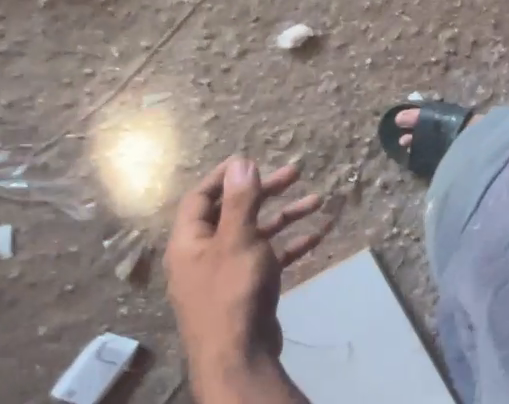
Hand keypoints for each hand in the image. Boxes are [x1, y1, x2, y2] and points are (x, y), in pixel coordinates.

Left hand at [165, 157, 323, 397]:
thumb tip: (241, 162)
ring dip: (285, 215)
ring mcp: (225, 271)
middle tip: (296, 173)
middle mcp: (203, 254)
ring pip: (256, 233)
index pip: (200, 199)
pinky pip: (270, 256)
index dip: (223, 177)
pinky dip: (292, 242)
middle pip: (232, 212)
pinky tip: (318, 234)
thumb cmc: (231, 290)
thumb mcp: (238, 239)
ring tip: (318, 200)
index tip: (252, 158)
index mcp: (190, 242)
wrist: (236, 350)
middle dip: (264, 191)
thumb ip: (241, 201)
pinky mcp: (246, 286)